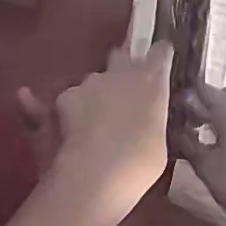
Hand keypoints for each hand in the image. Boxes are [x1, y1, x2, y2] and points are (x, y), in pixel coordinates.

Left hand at [28, 42, 172, 219]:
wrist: (99, 172)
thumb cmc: (142, 161)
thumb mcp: (158, 139)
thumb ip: (150, 119)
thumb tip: (142, 121)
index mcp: (152, 80)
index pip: (159, 53)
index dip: (158, 55)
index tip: (159, 59)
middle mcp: (121, 72)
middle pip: (121, 56)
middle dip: (121, 68)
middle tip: (123, 92)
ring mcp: (91, 82)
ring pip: (94, 80)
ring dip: (96, 94)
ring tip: (95, 122)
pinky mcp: (66, 96)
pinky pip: (71, 98)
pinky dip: (71, 109)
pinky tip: (72, 128)